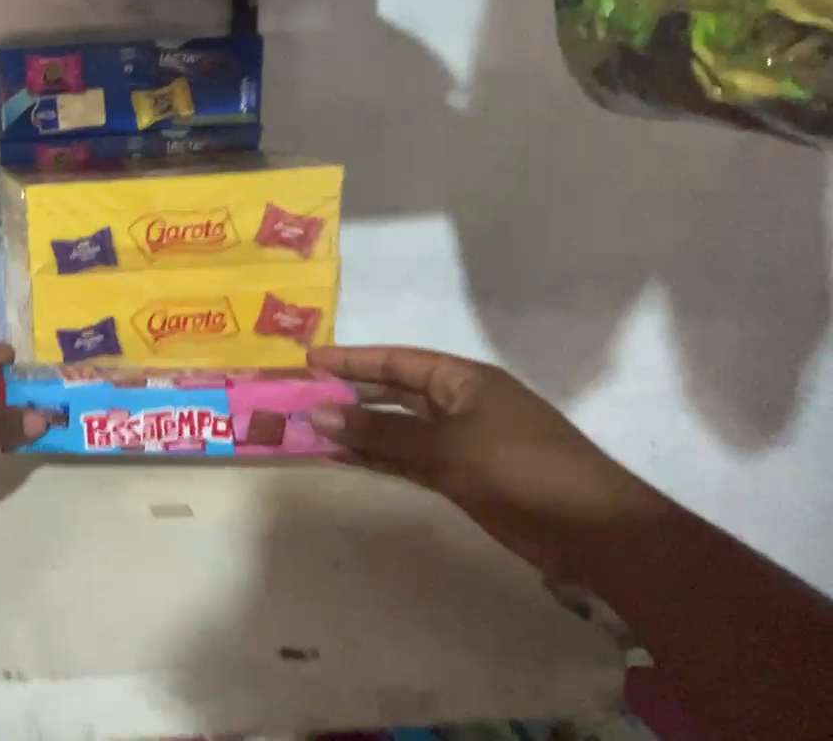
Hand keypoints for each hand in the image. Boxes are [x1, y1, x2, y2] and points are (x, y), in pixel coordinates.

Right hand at [307, 345, 667, 576]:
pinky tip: (339, 456)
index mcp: (464, 381)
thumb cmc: (521, 469)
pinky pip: (404, 457)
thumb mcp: (444, 445)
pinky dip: (374, 456)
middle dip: (347, 393)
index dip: (351, 359)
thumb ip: (378, 431)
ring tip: (306, 427)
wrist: (596, 535)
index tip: (308, 359)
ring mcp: (460, 441)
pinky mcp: (459, 475)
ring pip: (394, 427)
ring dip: (355, 428)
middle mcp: (459, 404)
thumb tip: (316, 413)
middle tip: (299, 394)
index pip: (396, 361)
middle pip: (392, 392)